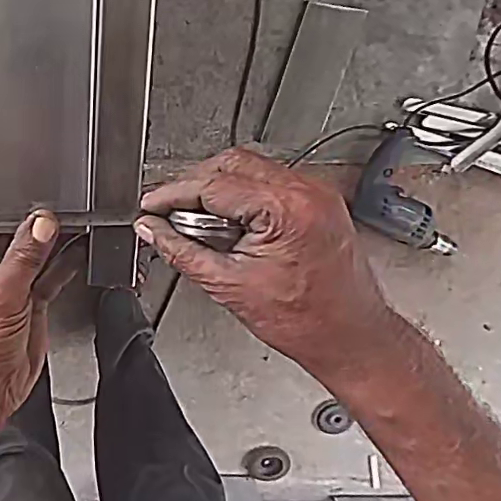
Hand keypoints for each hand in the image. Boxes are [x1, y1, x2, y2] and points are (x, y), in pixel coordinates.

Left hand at [0, 211, 77, 424]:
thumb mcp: (1, 293)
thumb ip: (25, 256)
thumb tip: (41, 225)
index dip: (12, 214)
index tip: (37, 205)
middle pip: (16, 237)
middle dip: (38, 227)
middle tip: (61, 214)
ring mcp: (10, 285)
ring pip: (37, 254)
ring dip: (55, 243)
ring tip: (75, 226)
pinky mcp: (31, 299)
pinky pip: (51, 274)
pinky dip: (65, 263)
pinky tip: (78, 250)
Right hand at [136, 148, 402, 378]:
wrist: (349, 336)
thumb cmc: (306, 320)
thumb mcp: (228, 285)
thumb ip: (182, 250)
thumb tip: (152, 229)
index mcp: (285, 209)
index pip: (212, 184)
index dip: (173, 193)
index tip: (151, 205)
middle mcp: (306, 191)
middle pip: (231, 163)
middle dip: (193, 185)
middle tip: (168, 211)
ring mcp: (316, 192)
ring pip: (250, 167)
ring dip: (217, 188)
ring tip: (197, 222)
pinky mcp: (319, 201)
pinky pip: (270, 181)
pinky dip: (242, 195)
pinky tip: (228, 223)